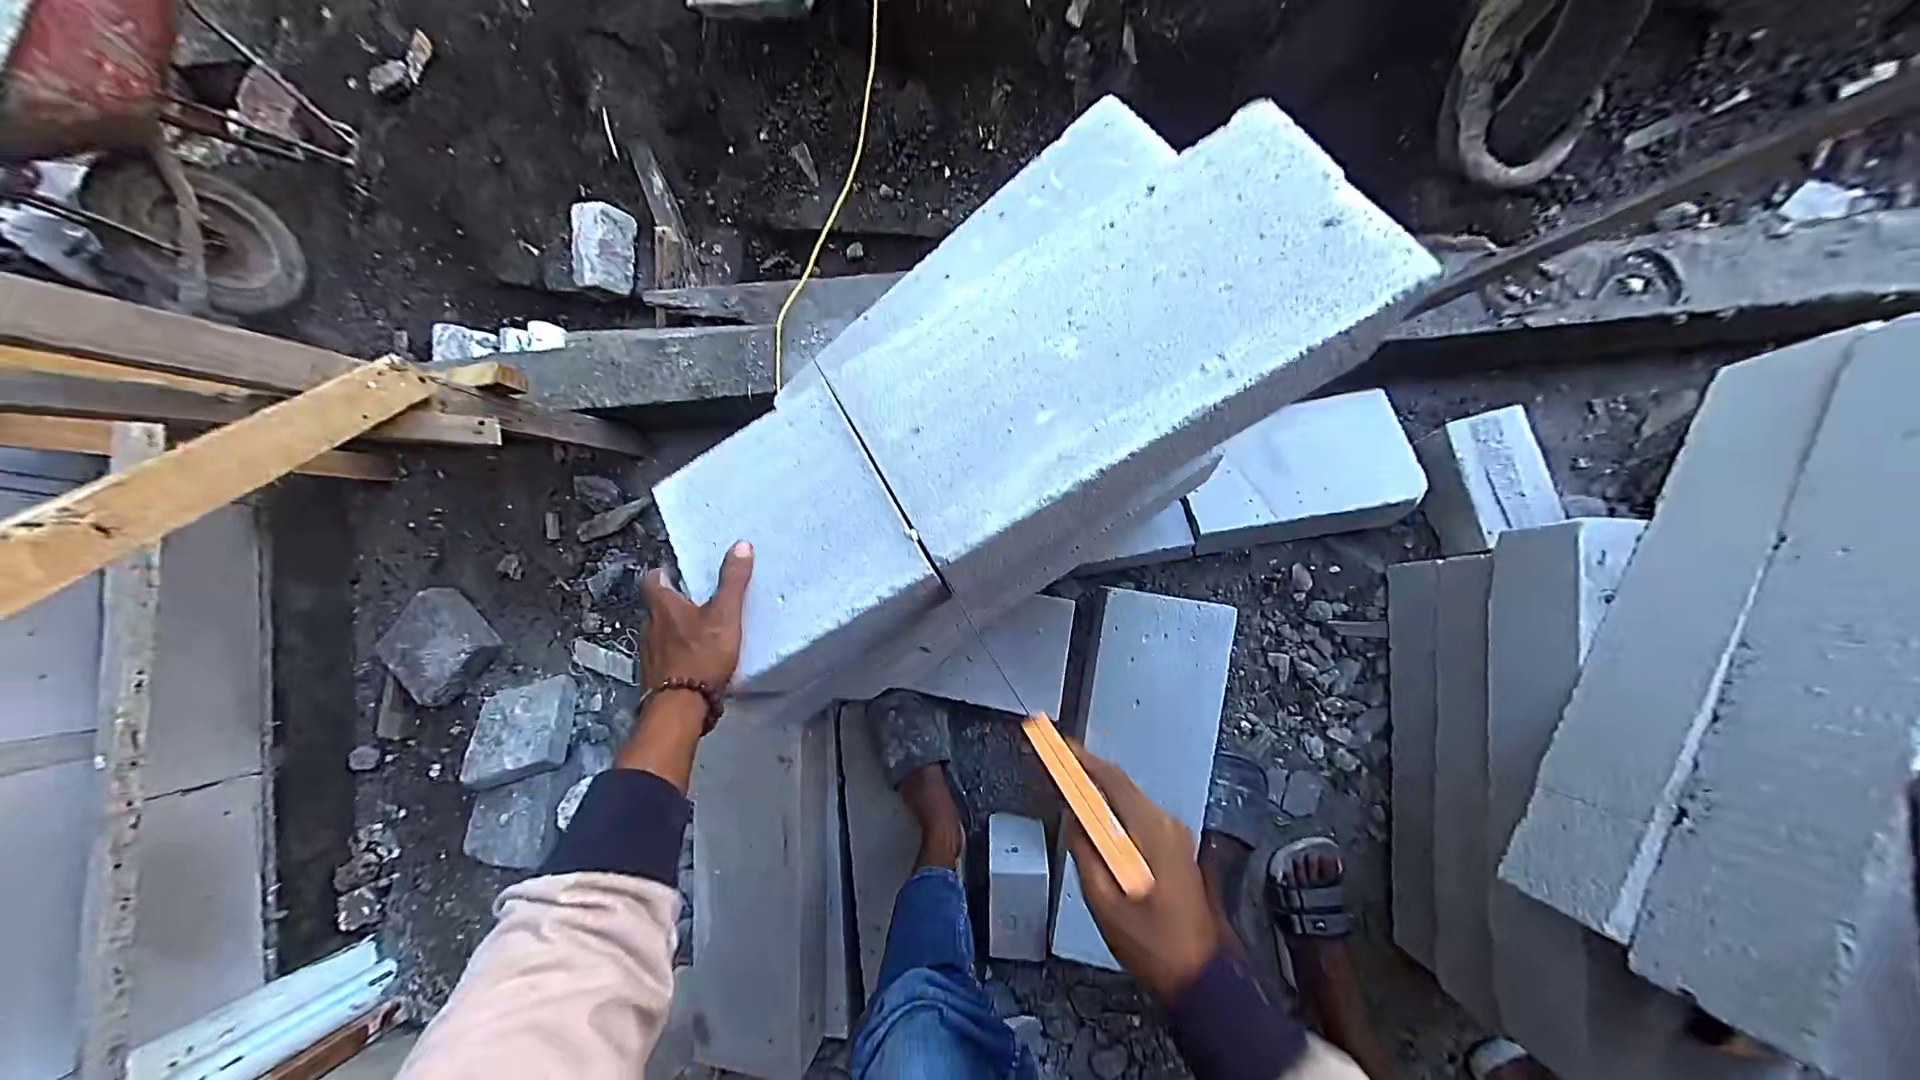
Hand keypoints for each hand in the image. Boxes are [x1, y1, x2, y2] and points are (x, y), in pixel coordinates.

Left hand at [639, 541, 753, 690]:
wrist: (680, 707)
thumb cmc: (701, 655)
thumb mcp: (725, 615)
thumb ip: (732, 582)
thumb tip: (741, 545)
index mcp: (663, 607)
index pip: (651, 581)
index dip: (662, 574)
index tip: (675, 573)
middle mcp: (648, 627)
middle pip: (656, 608)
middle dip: (673, 604)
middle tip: (696, 603)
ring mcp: (647, 654)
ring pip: (658, 633)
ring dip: (674, 631)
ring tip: (698, 633)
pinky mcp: (653, 677)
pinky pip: (663, 658)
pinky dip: (675, 655)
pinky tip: (693, 662)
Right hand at [1062, 740, 1220, 1000]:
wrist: (1200, 975)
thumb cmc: (1154, 944)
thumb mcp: (1104, 900)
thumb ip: (1085, 852)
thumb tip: (1073, 818)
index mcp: (1152, 832)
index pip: (1112, 781)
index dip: (1082, 760)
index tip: (1058, 746)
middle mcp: (1168, 825)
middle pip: (1121, 785)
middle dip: (1086, 772)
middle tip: (1056, 764)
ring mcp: (1174, 834)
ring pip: (1128, 798)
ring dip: (1098, 791)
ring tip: (1068, 788)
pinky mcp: (1174, 846)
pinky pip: (1137, 814)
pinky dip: (1112, 809)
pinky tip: (1094, 817)